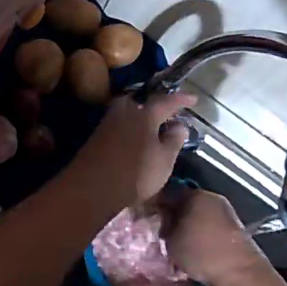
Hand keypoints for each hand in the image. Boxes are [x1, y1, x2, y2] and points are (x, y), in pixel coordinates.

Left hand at [62, 90, 195, 212]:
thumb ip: (173, 140)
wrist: (93, 186)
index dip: (180, 99)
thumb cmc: (136, 173)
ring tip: (151, 127)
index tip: (193, 99)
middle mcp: (122, 114)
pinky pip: (116, 125)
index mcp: (143, 115)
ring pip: (124, 112)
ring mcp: (106, 124)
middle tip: (165, 113)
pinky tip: (133, 138)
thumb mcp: (164, 159)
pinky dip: (127, 127)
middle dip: (151, 104)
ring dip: (138, 116)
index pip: (165, 102)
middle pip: (137, 101)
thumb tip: (180, 125)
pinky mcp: (96, 137)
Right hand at [159, 186, 267, 285]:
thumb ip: (163, 225)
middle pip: (184, 201)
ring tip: (175, 239)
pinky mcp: (235, 229)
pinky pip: (210, 225)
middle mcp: (211, 197)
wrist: (241, 275)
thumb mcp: (170, 239)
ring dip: (187, 223)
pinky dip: (200, 232)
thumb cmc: (201, 252)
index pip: (166, 192)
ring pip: (198, 213)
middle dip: (172, 213)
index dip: (153, 204)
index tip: (145, 215)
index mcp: (194, 194)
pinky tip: (192, 245)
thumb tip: (161, 221)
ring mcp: (226, 212)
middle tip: (160, 228)